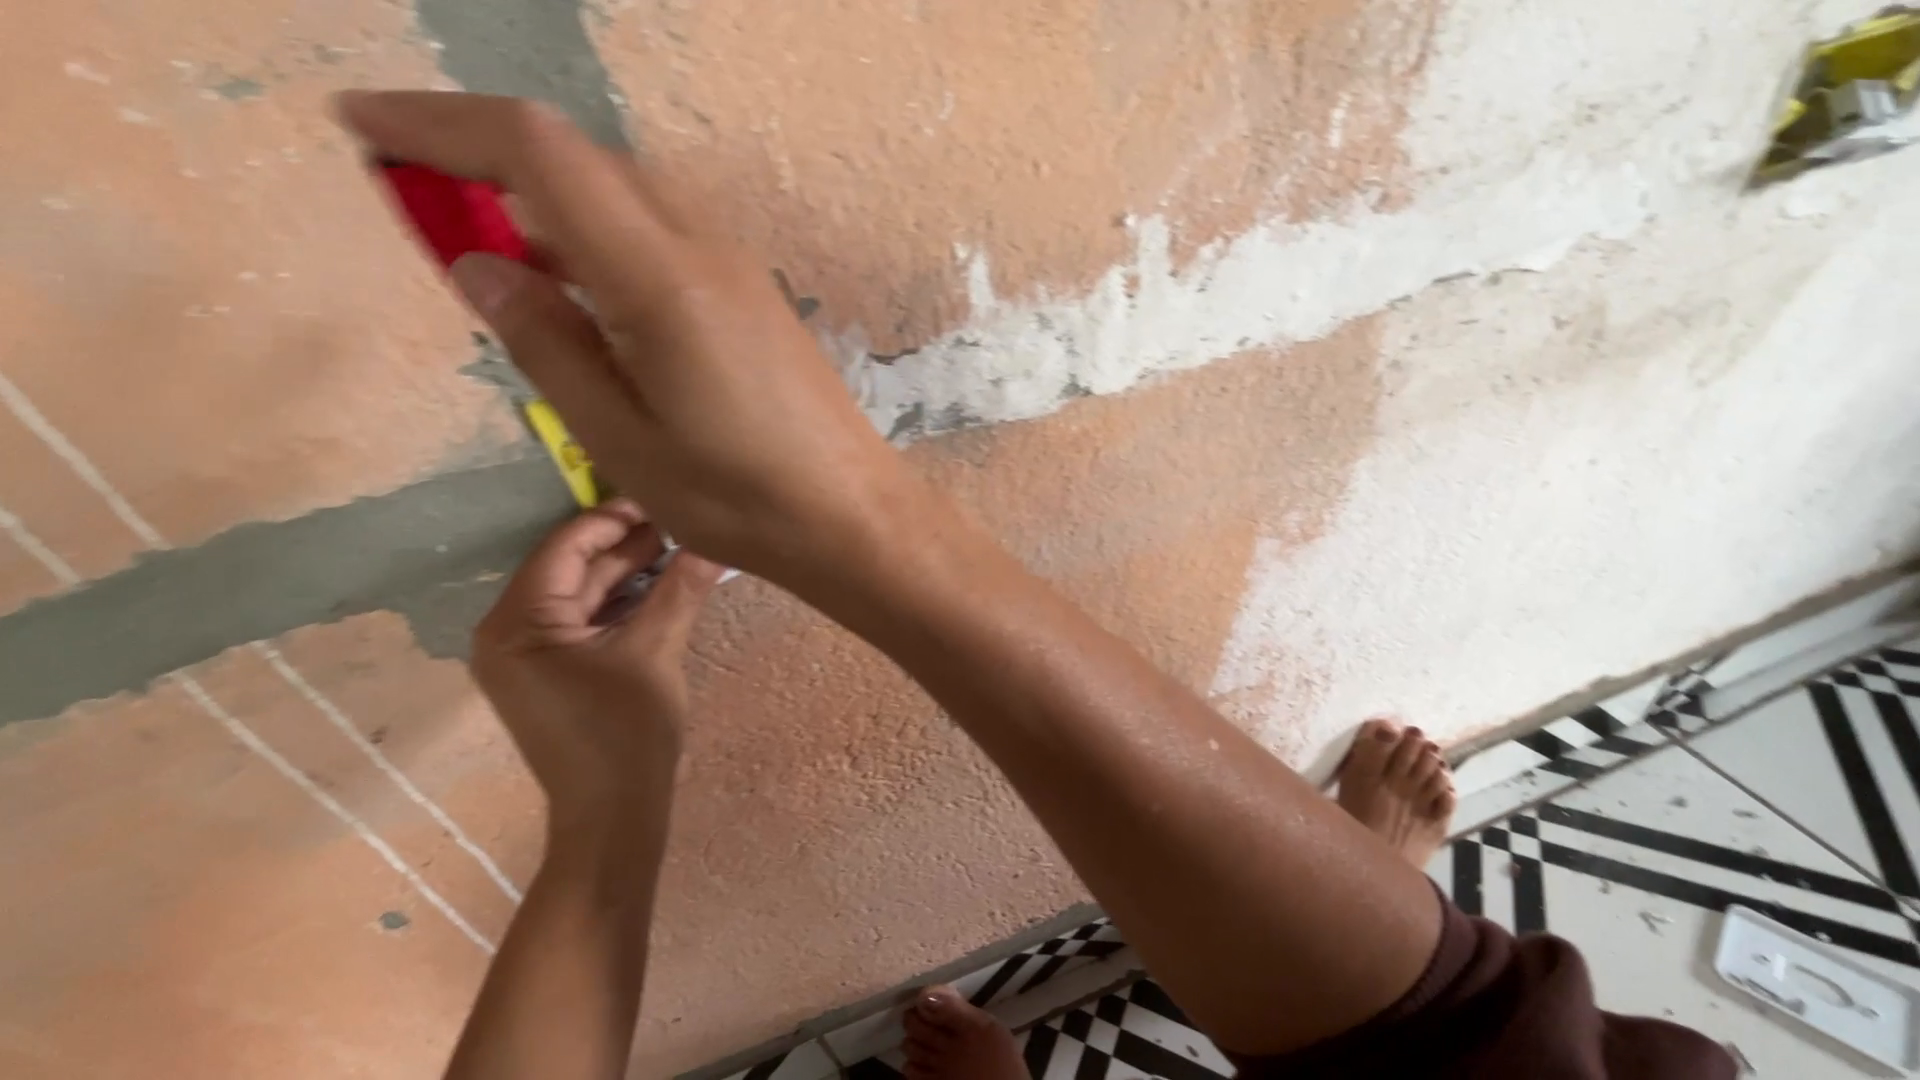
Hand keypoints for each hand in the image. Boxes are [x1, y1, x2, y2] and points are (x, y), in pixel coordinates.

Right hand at [332, 91, 927, 585]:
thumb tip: (475, 263)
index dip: (440, 123)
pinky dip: (601, 238)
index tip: (363, 125)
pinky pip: (661, 234)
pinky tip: (579, 293)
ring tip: (494, 256)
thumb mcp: (618, 437)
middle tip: (424, 205)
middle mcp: (702, 247)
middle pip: (580, 160)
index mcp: (659, 277)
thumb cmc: (735, 497)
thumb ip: (545, 342)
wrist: (849, 513)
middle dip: (488, 161)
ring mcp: (736, 267)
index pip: (536, 151)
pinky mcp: (751, 294)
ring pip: (624, 195)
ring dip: (547, 203)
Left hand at [470, 499, 722, 830]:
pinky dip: (619, 603)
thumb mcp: (655, 652)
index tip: (662, 499)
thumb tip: (716, 541)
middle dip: (626, 545)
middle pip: (571, 569)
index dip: (614, 518)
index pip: (564, 546)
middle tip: (680, 520)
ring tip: (679, 546)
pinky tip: (662, 584)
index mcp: (517, 623)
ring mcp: (525, 656)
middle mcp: (507, 633)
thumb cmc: (626, 734)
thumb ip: (680, 588)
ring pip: (580, 595)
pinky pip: (582, 622)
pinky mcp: (547, 673)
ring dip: (627, 573)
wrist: (613, 817)